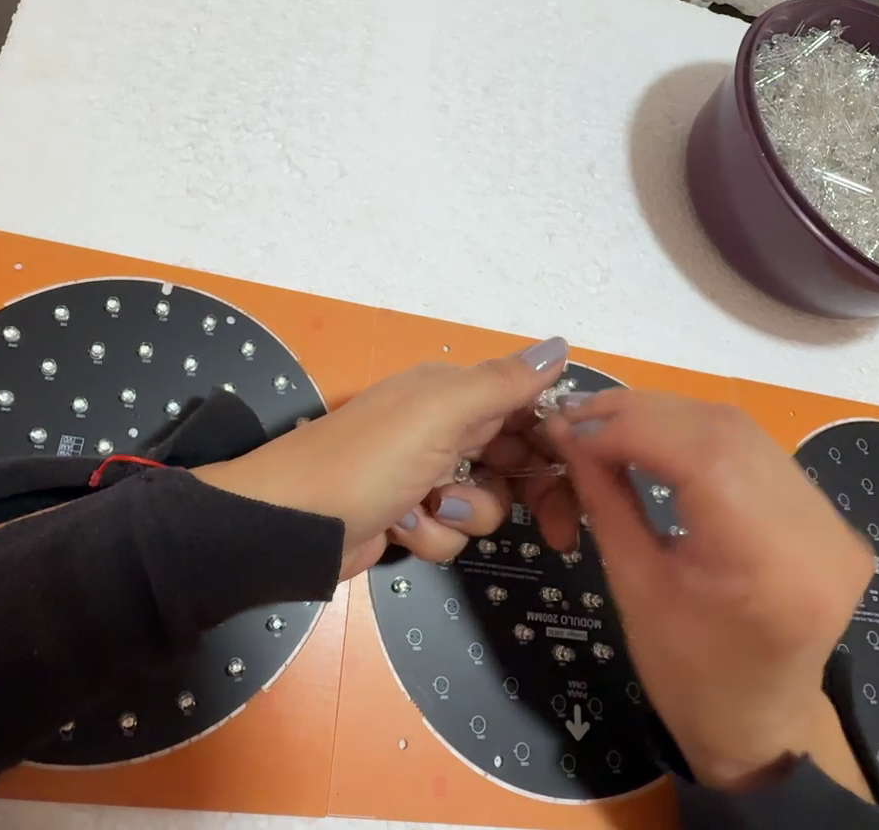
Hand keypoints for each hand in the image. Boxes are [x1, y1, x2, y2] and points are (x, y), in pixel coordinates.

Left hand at [196, 337, 569, 578]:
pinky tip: (404, 526)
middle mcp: (443, 427)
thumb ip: (502, 382)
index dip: (557, 437)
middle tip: (556, 530)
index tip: (585, 473)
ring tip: (434, 505)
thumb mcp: (439, 412)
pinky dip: (433, 533)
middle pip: (515, 457)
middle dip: (531, 491)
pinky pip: (450, 530)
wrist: (293, 523)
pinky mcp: (410, 516)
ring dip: (468, 512)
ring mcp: (425, 473)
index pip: (526, 404)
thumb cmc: (370, 460)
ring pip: (486, 500)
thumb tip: (561, 344)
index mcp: (452, 393)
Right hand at [543, 391, 876, 798]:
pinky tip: (655, 437)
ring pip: (739, 430)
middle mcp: (818, 533)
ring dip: (665, 416)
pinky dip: (695, 434)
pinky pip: (753, 449)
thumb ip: (603, 494)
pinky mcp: (828, 515)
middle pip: (723, 431)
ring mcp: (832, 521)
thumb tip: (567, 431)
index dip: (629, 428)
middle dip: (641, 413)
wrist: (758, 721)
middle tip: (580, 416)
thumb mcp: (630, 582)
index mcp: (770, 567)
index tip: (571, 428)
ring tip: (608, 423)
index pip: (701, 457)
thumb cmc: (683, 670)